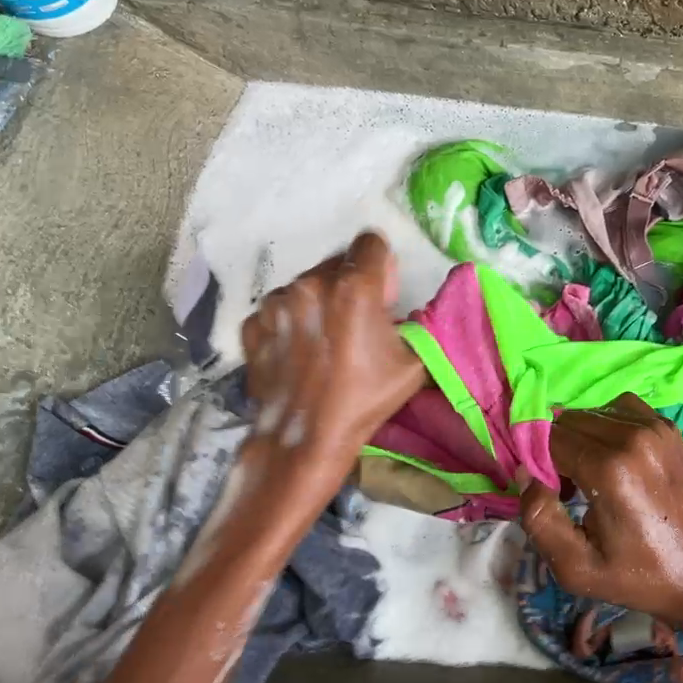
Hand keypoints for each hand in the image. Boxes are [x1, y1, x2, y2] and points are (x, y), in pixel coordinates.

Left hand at [241, 231, 425, 486]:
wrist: (303, 441)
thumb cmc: (364, 398)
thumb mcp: (415, 360)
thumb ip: (426, 320)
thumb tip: (429, 300)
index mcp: (355, 286)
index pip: (371, 241)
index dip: (382, 265)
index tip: (383, 294)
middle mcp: (311, 283)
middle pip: (339, 261)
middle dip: (352, 282)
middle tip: (358, 321)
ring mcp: (276, 304)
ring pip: (307, 283)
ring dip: (321, 300)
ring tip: (327, 338)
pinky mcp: (252, 326)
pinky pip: (279, 308)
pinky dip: (292, 321)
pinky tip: (301, 350)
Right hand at [519, 393, 682, 624]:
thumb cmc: (637, 574)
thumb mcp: (576, 567)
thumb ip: (539, 520)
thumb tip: (525, 474)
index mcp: (609, 469)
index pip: (551, 439)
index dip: (539, 462)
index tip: (549, 490)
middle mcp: (632, 436)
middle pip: (571, 421)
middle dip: (558, 449)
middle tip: (568, 488)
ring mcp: (654, 426)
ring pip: (593, 411)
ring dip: (582, 436)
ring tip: (591, 473)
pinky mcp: (667, 425)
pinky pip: (621, 408)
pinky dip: (608, 426)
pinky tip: (614, 456)